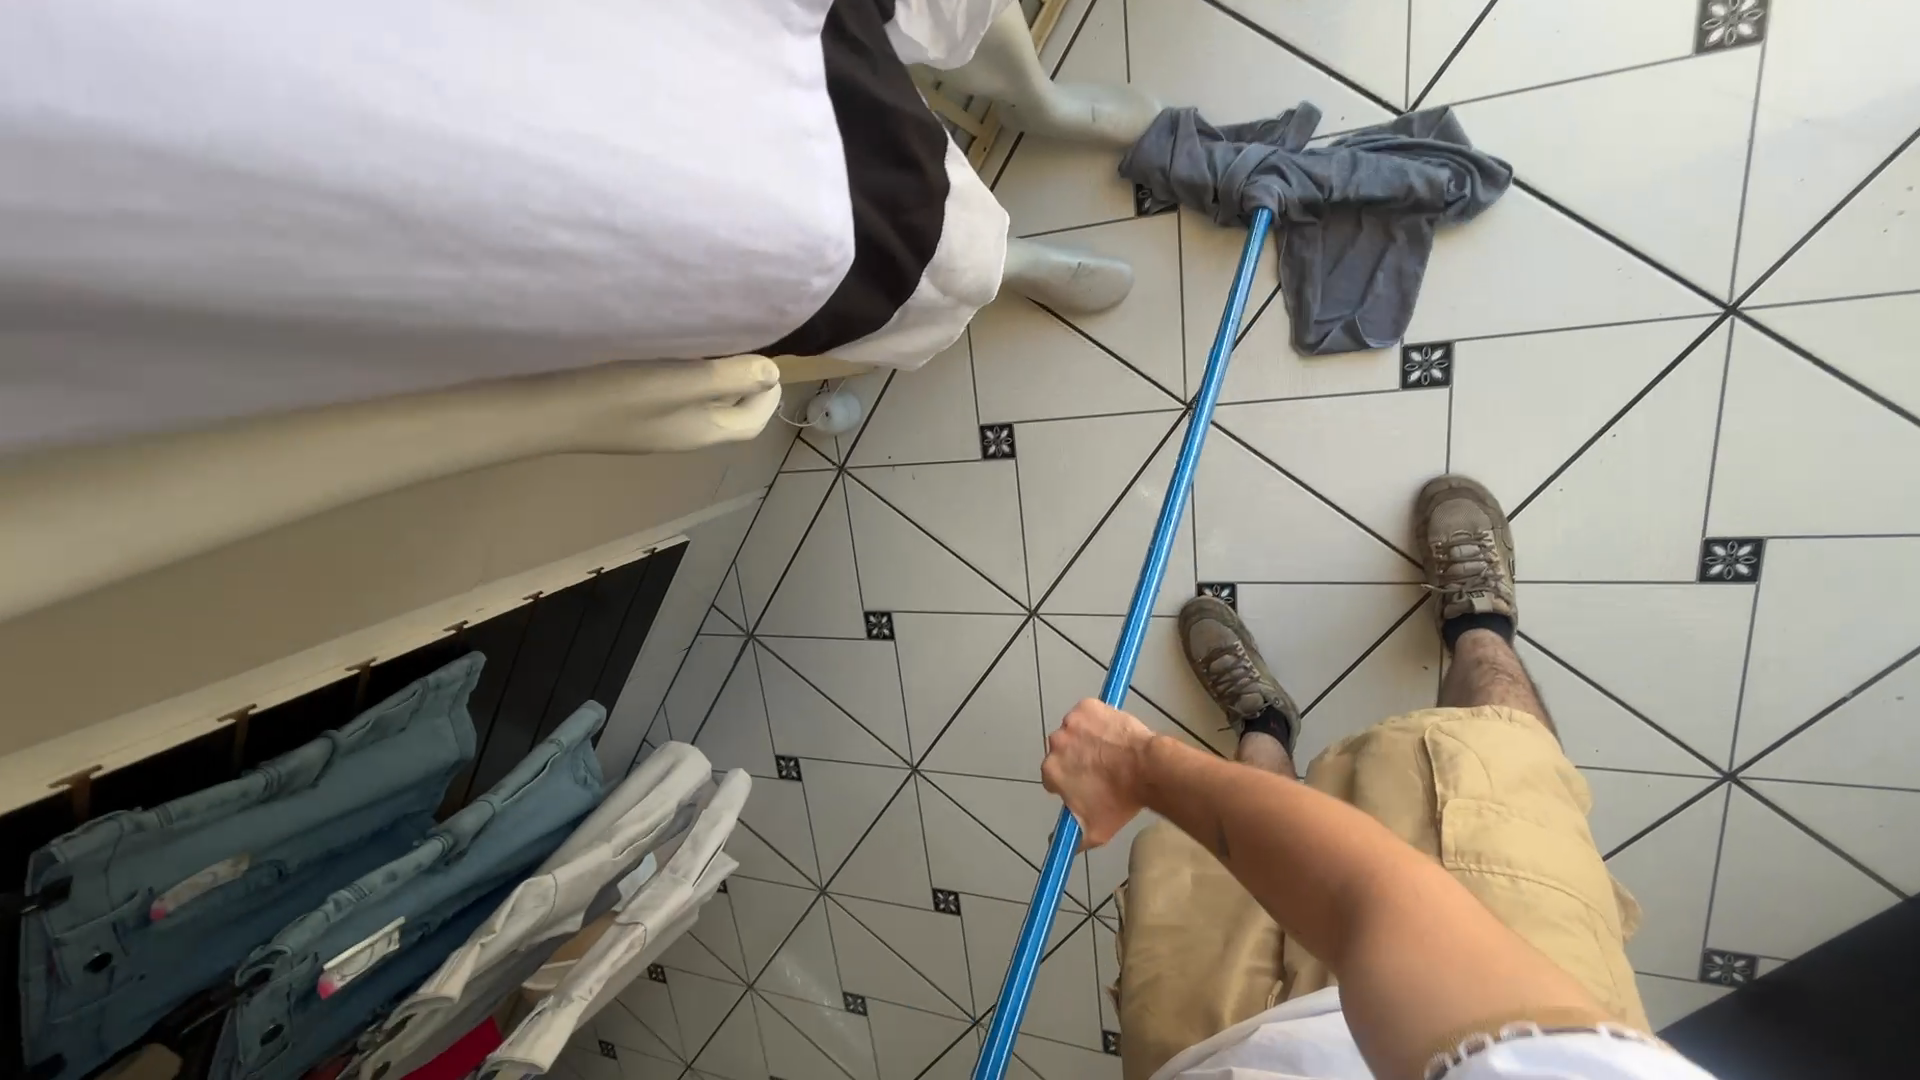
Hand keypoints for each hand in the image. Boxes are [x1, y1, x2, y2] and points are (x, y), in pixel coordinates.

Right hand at [1042, 699, 1154, 848]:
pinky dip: (1097, 719)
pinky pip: (1088, 712)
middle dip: (1077, 758)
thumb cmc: (1120, 800)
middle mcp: (1056, 743)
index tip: (1087, 784)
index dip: (1070, 781)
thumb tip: (1055, 843)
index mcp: (1052, 771)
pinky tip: (1113, 733)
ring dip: (1087, 738)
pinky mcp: (1088, 705)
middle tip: (1101, 768)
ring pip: (1075, 730)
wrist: (1147, 769)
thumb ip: (1070, 840)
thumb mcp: (1094, 832)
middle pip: (1063, 751)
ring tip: (1111, 751)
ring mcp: (1072, 721)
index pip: (1053, 776)